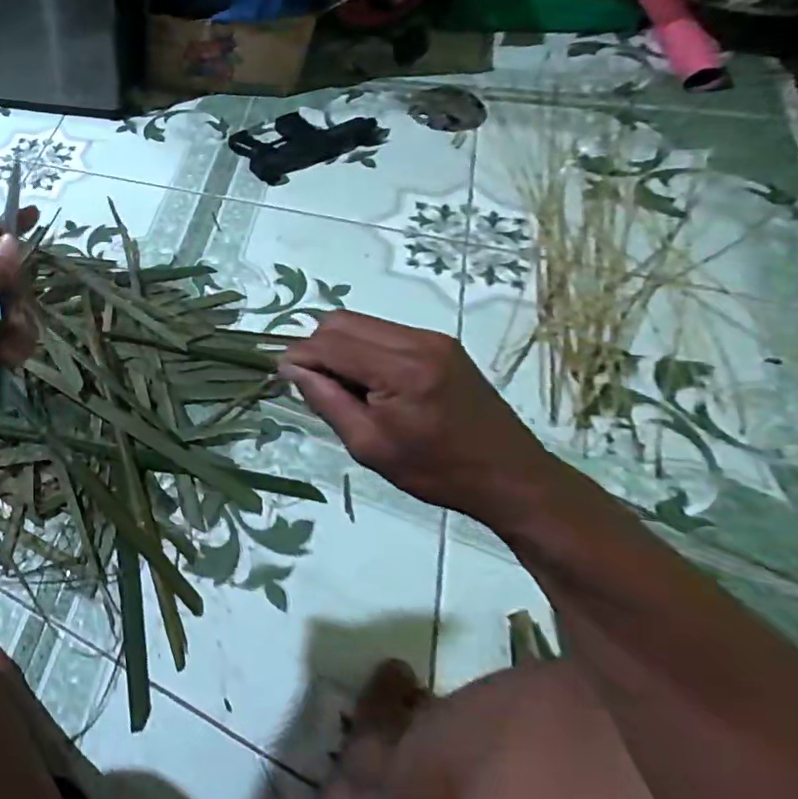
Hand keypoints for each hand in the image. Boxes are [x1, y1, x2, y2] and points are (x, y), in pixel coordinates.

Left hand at [0, 207, 40, 437]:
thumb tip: (10, 238)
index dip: (10, 228)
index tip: (34, 213)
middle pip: (14, 278)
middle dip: (18, 299)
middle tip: (8, 315)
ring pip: (23, 310)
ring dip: (18, 331)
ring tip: (2, 349)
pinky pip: (23, 335)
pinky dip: (17, 349)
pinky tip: (3, 362)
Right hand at [279, 310, 559, 524]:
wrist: (511, 477)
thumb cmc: (436, 471)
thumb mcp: (368, 445)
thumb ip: (325, 400)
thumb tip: (290, 368)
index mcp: (401, 370)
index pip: (328, 343)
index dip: (298, 358)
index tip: (286, 380)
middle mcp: (416, 342)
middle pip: (340, 321)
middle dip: (316, 348)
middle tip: (318, 386)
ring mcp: (431, 338)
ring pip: (359, 322)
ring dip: (339, 347)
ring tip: (346, 387)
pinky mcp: (440, 343)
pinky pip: (383, 331)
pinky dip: (362, 349)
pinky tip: (371, 383)